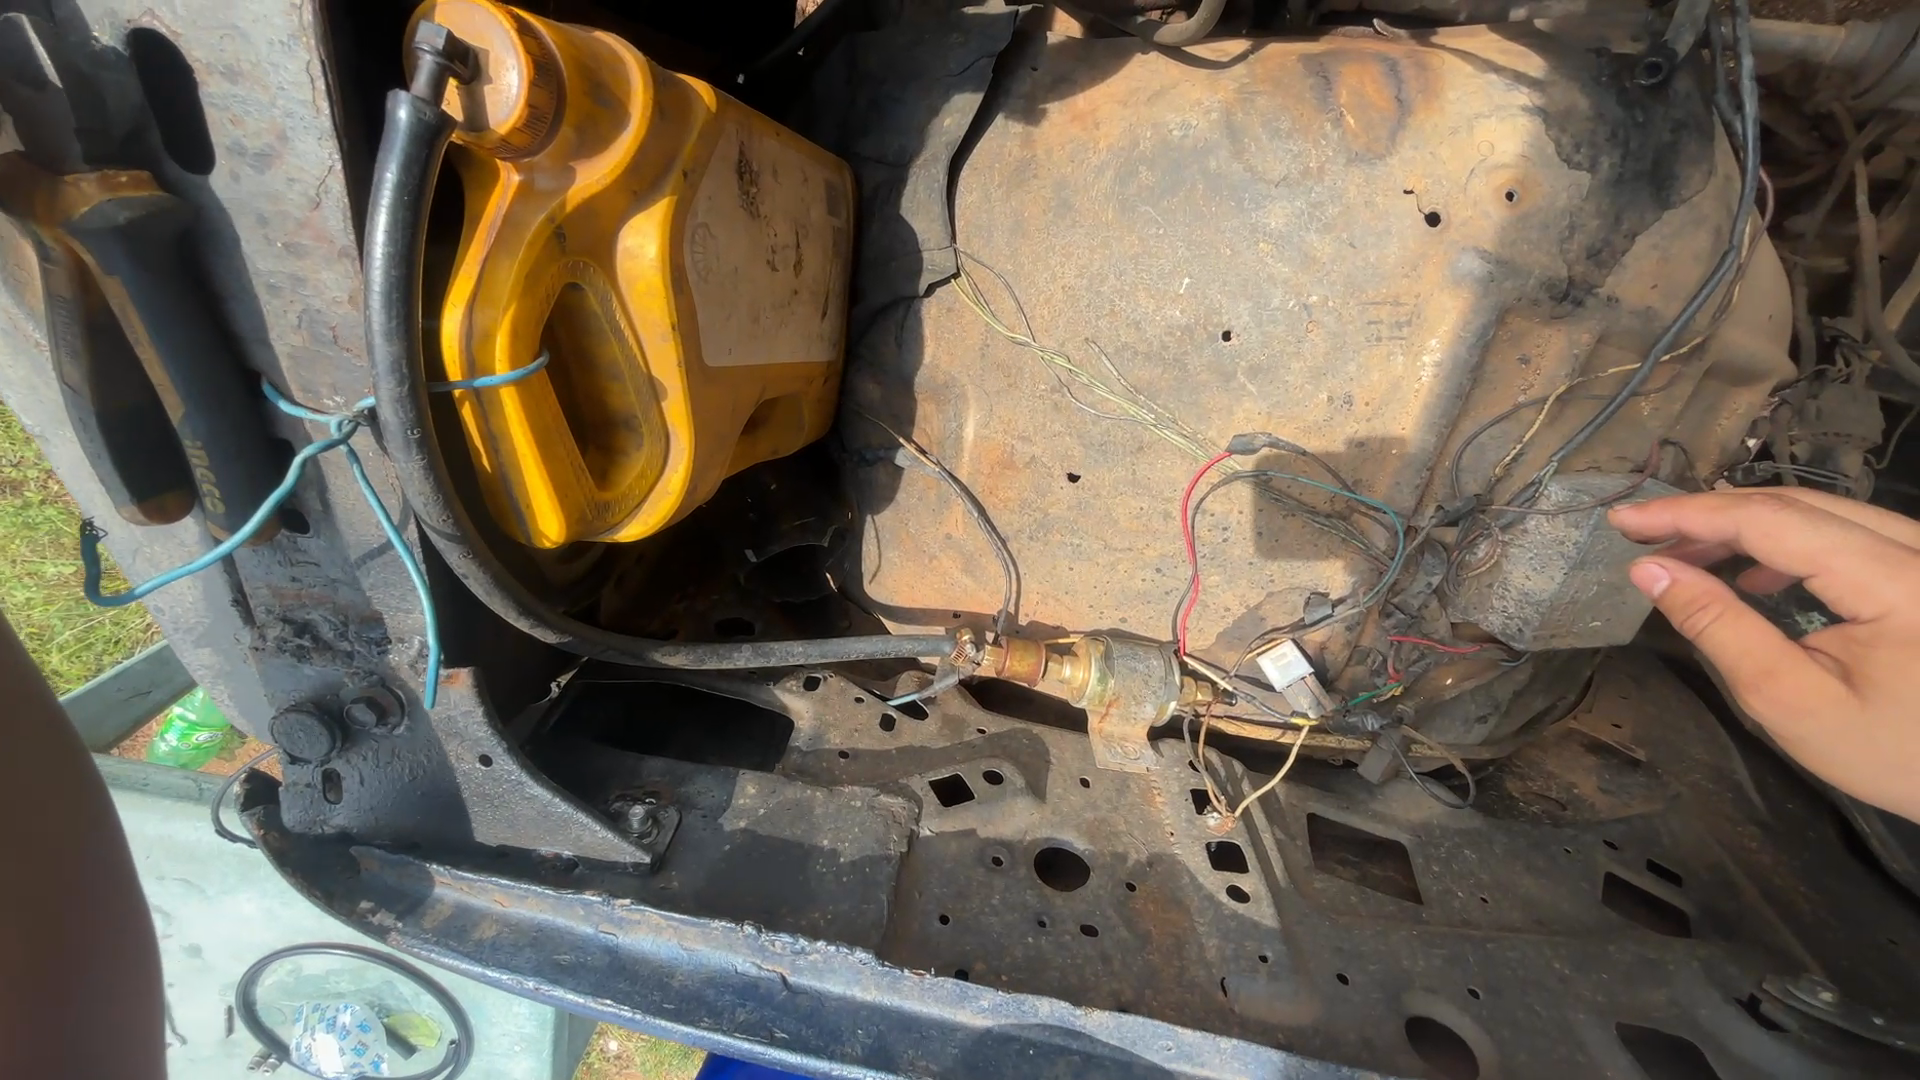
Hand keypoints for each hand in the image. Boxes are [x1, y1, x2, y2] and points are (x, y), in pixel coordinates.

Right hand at [1608, 488, 1919, 822]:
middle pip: (1800, 506)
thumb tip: (1648, 569)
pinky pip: (1851, 533)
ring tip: (1683, 554)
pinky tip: (1753, 574)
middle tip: (1642, 535)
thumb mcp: (1786, 698)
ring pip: (1825, 514)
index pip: (1772, 522)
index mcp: (1898, 585)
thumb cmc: (1895, 751)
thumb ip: (1717, 626)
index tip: (1622, 521)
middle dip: (1709, 513)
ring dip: (1743, 525)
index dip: (1690, 514)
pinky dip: (1785, 542)